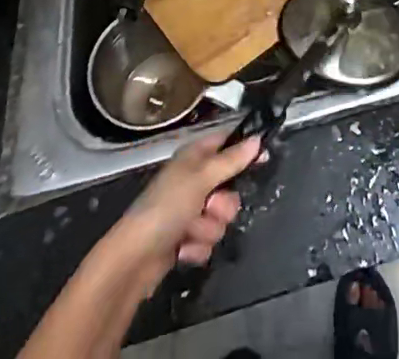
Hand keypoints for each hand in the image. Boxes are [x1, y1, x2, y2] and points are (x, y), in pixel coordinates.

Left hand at [108, 131, 261, 278]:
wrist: (134, 259)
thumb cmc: (166, 208)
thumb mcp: (200, 179)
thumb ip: (231, 161)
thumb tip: (257, 139)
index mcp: (193, 158)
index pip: (225, 143)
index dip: (244, 149)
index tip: (263, 157)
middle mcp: (192, 181)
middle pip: (229, 187)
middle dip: (223, 205)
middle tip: (210, 207)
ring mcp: (189, 211)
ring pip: (221, 217)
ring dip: (208, 228)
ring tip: (189, 232)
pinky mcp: (187, 238)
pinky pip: (209, 239)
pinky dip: (198, 246)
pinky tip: (183, 249)